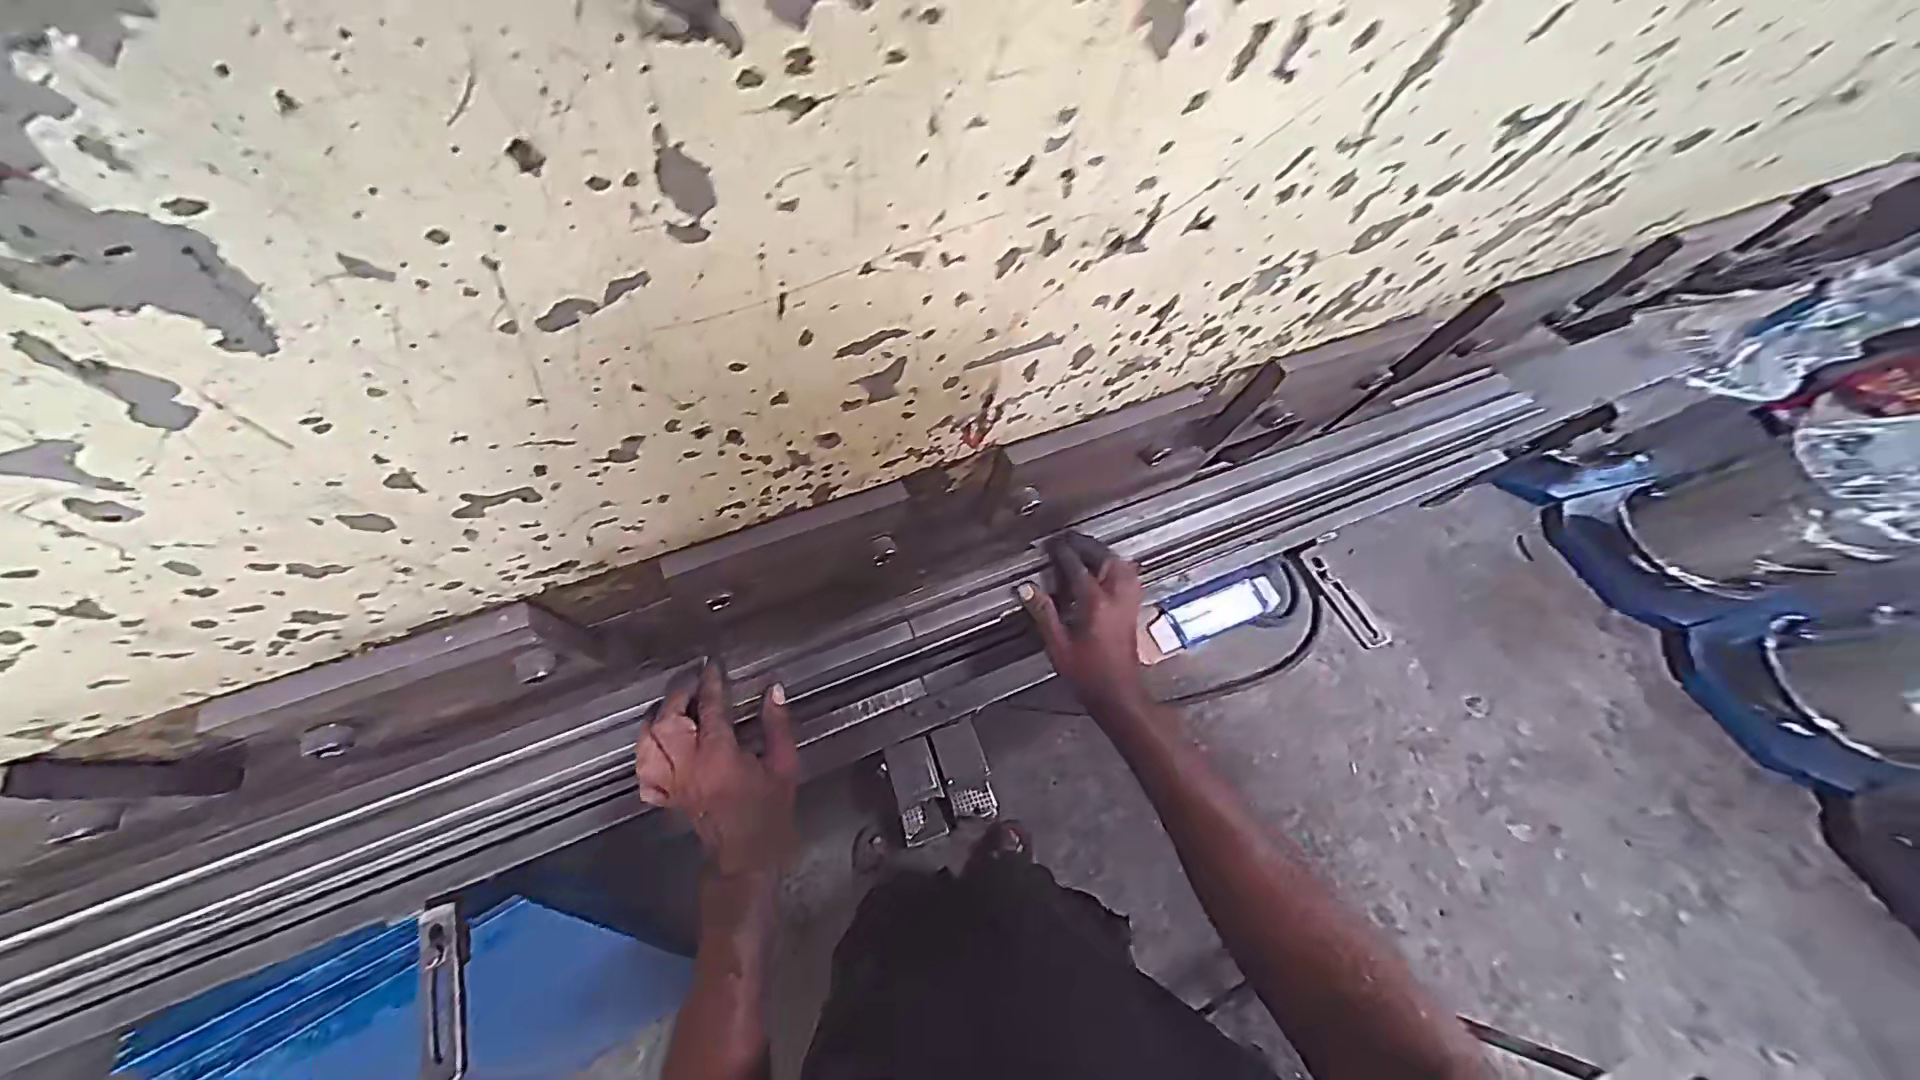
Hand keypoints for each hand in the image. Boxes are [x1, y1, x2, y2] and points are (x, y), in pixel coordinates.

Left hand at [635, 661, 798, 877]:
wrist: (747, 857)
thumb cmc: (770, 811)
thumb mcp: (784, 764)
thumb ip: (777, 724)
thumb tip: (773, 689)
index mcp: (719, 757)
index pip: (710, 708)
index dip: (711, 682)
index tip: (714, 665)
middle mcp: (688, 768)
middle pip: (668, 720)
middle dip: (678, 694)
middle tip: (692, 679)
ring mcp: (672, 784)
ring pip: (648, 742)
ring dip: (656, 717)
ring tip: (671, 702)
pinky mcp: (665, 797)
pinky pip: (644, 770)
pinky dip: (645, 750)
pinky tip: (656, 739)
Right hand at [1019, 531, 1149, 712]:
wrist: (1118, 693)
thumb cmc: (1088, 674)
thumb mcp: (1058, 645)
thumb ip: (1043, 613)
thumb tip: (1027, 589)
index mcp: (1095, 604)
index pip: (1077, 567)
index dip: (1063, 553)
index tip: (1052, 545)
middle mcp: (1116, 597)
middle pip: (1104, 558)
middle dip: (1085, 545)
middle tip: (1068, 539)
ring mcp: (1129, 602)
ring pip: (1121, 564)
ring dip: (1103, 552)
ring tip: (1086, 548)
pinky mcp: (1134, 608)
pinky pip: (1128, 575)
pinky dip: (1116, 565)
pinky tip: (1107, 566)